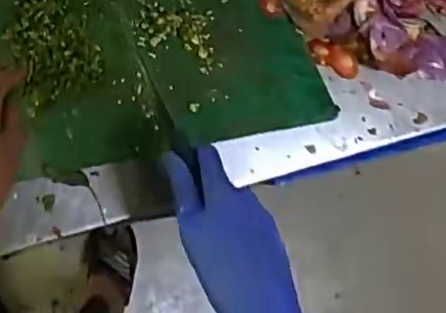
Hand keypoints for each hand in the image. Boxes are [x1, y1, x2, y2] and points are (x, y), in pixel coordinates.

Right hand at [161, 147, 301, 312]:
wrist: (265, 311)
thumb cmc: (219, 266)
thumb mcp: (190, 227)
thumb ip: (182, 188)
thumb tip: (170, 155)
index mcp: (223, 189)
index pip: (207, 152)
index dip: (192, 149)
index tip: (178, 155)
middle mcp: (247, 196)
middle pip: (223, 178)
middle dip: (205, 184)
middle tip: (189, 204)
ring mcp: (264, 218)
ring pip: (237, 201)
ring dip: (222, 205)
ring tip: (209, 229)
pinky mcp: (275, 240)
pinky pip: (251, 221)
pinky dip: (238, 224)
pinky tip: (231, 247)